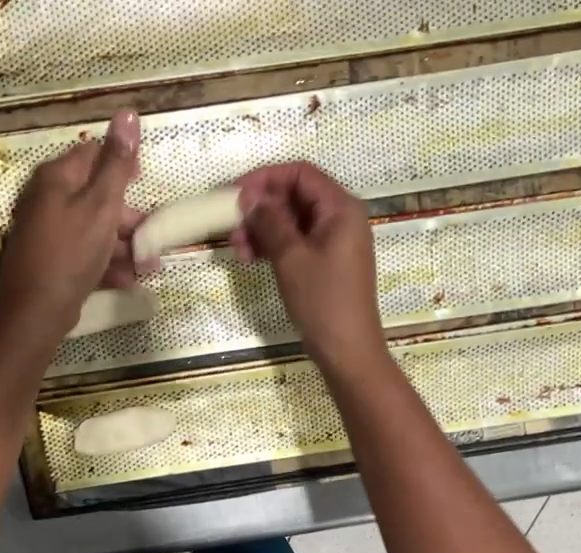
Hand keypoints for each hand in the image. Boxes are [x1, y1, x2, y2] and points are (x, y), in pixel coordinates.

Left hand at [0, 111, 141, 338]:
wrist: (36, 310)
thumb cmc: (71, 252)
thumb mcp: (101, 205)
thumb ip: (117, 164)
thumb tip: (128, 113)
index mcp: (57, 178)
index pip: (93, 154)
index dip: (122, 164)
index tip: (145, 181)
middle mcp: (48, 199)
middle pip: (96, 196)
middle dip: (128, 217)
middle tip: (152, 236)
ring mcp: (47, 232)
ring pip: (93, 229)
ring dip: (123, 245)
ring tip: (148, 266)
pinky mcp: (50, 261)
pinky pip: (84, 254)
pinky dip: (105, 264)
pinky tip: (126, 280)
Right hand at [233, 163, 382, 363]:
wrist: (347, 350)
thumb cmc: (323, 302)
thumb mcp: (291, 258)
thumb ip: (270, 222)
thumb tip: (249, 196)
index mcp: (341, 208)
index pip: (301, 174)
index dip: (266, 178)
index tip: (235, 193)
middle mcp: (341, 218)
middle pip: (295, 197)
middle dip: (261, 209)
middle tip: (233, 228)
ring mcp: (335, 242)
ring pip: (293, 221)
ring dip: (263, 230)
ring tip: (238, 250)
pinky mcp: (326, 263)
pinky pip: (297, 242)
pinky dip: (274, 246)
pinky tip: (251, 259)